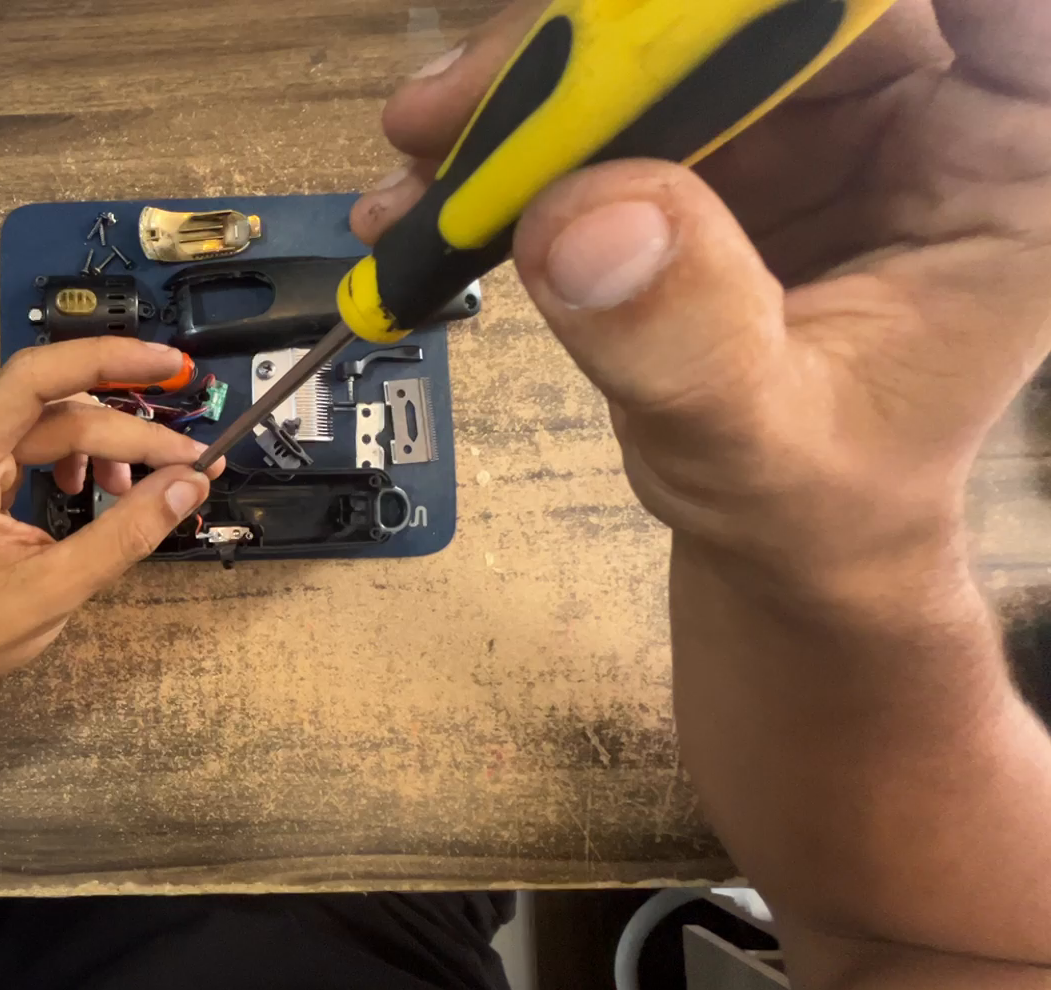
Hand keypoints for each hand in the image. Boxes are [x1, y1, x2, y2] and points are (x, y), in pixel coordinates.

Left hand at [0, 338, 223, 713]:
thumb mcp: (57, 589)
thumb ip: (125, 534)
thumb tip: (190, 484)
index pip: (32, 380)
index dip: (104, 360)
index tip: (167, 365)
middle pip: (58, 411)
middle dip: (130, 432)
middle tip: (192, 463)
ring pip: (54, 425)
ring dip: (109, 447)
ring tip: (142, 488)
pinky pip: (41, 447)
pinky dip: (82, 460)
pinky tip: (102, 490)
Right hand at [354, 0, 1050, 606]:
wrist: (769, 525)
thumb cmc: (802, 494)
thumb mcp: (750, 438)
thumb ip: (683, 339)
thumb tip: (574, 216)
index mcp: (1012, 142)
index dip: (766, 2)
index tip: (615, 29)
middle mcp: (916, 103)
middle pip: (754, 9)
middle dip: (594, 42)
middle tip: (445, 105)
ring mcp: (800, 129)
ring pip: (659, 54)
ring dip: (522, 101)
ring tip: (412, 156)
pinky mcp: (705, 166)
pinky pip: (601, 129)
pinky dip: (504, 160)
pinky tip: (425, 202)